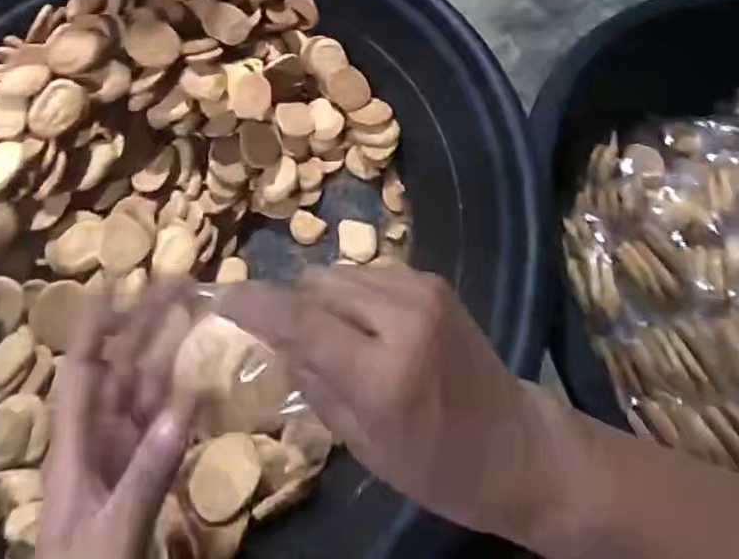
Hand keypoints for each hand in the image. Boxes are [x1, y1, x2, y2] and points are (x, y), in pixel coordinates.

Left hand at [37, 291, 195, 558]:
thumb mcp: (113, 530)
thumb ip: (147, 472)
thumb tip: (183, 407)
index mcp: (75, 444)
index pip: (82, 368)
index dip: (95, 323)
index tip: (114, 280)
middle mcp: (97, 438)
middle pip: (120, 367)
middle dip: (143, 323)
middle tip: (175, 282)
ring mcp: (120, 456)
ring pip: (143, 391)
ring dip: (165, 352)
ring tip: (191, 313)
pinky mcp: (141, 477)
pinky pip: (161, 429)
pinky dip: (181, 402)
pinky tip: (201, 381)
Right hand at [214, 268, 538, 536]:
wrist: (517, 445)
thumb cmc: (436, 465)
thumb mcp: (363, 442)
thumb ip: (313, 381)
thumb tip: (274, 336)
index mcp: (384, 374)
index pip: (302, 322)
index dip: (256, 304)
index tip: (222, 295)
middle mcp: (403, 318)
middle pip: (316, 286)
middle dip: (292, 303)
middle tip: (286, 334)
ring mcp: (421, 291)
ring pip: (339, 273)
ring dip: (322, 298)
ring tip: (332, 333)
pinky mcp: (431, 279)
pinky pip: (368, 273)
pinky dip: (352, 294)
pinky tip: (365, 324)